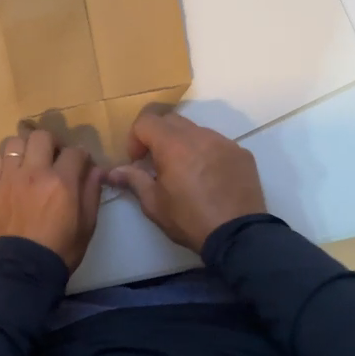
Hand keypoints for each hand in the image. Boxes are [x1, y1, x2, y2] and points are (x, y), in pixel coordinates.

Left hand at [0, 126, 102, 271]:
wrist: (22, 268)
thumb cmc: (60, 249)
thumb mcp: (87, 224)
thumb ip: (91, 192)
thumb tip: (96, 169)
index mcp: (61, 182)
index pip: (75, 151)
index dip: (81, 156)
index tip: (80, 165)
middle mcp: (34, 172)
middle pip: (42, 136)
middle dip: (53, 144)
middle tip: (54, 158)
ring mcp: (9, 177)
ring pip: (15, 142)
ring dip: (26, 148)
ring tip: (30, 161)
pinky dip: (6, 160)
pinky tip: (13, 172)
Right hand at [106, 110, 265, 252]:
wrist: (238, 235)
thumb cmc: (189, 220)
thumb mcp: (154, 204)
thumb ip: (133, 180)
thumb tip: (112, 172)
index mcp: (173, 146)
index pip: (146, 121)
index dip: (135, 138)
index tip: (137, 161)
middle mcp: (199, 136)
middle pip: (170, 120)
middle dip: (157, 136)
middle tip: (157, 163)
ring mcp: (224, 142)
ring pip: (195, 131)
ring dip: (183, 144)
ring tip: (185, 171)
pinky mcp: (242, 153)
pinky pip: (217, 143)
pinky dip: (206, 153)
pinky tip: (209, 178)